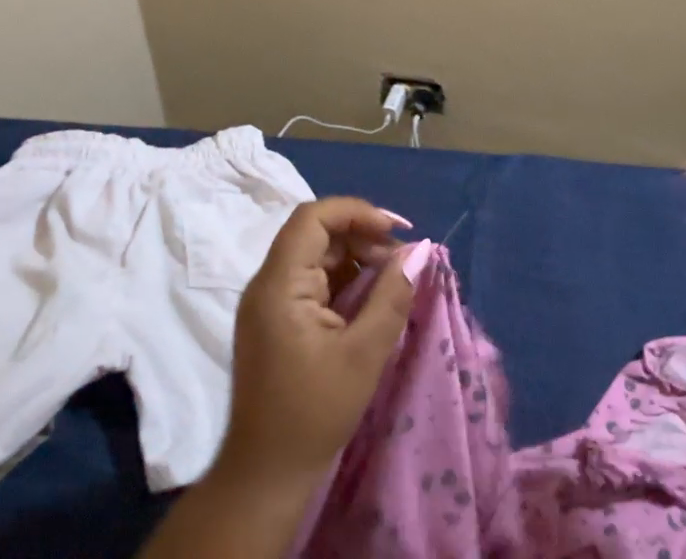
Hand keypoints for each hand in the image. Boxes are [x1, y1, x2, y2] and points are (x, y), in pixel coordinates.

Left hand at [218, 198, 414, 484]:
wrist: (266, 473)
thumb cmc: (314, 413)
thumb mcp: (364, 354)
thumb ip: (392, 296)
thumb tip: (419, 252)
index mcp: (279, 285)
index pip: (312, 218)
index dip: (357, 213)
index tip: (398, 231)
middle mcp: (267, 285)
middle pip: (315, 235)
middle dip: (363, 238)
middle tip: (403, 263)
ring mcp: (268, 305)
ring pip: (315, 258)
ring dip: (357, 260)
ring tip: (394, 282)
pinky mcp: (276, 323)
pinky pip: (312, 283)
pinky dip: (344, 282)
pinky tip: (372, 302)